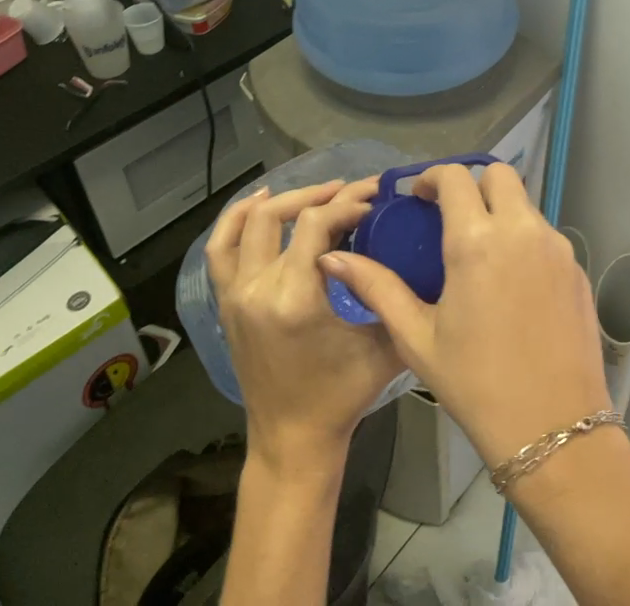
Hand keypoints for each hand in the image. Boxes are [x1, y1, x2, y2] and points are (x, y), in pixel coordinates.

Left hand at [206, 178, 403, 465]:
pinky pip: (220, 249)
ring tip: (317, 192)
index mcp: (294, 298)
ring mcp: (234, 295)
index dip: (347, 205)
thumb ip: (392, 295)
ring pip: (248, 224)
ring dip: (283, 201)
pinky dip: (236, 219)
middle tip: (357, 190)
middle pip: (280, 216)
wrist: (293, 439)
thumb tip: (409, 249)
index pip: (315, 225)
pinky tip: (260, 202)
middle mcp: (256, 289)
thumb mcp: (383, 347)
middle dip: (321, 195)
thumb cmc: (341, 397)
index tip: (376, 201)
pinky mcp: (225, 303)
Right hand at [319, 164, 609, 467]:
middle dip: (471, 184)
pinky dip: (523, 241)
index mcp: (476, 241)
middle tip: (449, 217)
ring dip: (499, 212)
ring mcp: (558, 249)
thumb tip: (333, 259)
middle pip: (500, 175)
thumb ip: (375, 287)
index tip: (417, 198)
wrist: (554, 429)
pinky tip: (509, 285)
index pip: (455, 176)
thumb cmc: (476, 384)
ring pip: (525, 205)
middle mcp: (522, 231)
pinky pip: (546, 237)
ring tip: (476, 255)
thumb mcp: (416, 338)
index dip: (431, 177)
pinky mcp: (578, 271)